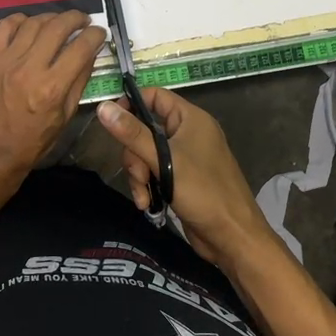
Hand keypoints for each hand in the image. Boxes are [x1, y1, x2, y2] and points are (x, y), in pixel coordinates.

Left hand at [0, 12, 106, 181]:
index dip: (95, 35)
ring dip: (50, 17)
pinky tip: (29, 24)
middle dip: (75, 18)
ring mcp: (6, 61)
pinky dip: (19, 19)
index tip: (99, 32)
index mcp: (52, 88)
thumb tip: (90, 53)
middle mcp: (29, 69)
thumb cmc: (33, 140)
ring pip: (32, 23)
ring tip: (59, 22)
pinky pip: (4, 26)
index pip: (80, 48)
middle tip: (83, 20)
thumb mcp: (65, 117)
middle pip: (56, 27)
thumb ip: (79, 81)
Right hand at [97, 86, 280, 269]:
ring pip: (146, 153)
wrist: (234, 239)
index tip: (112, 123)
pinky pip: (155, 171)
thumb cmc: (204, 193)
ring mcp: (186, 157)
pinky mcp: (182, 179)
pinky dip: (148, 185)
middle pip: (145, 129)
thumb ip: (132, 134)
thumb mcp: (164, 161)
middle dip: (135, 155)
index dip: (131, 104)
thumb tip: (102, 107)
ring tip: (144, 196)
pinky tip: (148, 203)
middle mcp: (188, 134)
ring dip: (139, 175)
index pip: (154, 96)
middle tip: (140, 175)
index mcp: (191, 119)